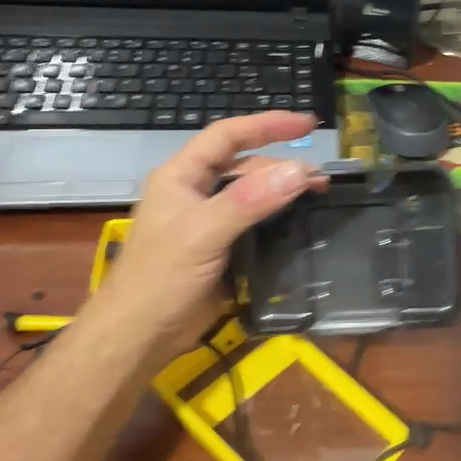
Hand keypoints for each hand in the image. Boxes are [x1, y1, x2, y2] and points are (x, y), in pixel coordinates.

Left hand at [91, 111, 320, 356]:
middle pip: (245, 165)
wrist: (139, 336)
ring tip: (318, 196)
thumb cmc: (160, 280)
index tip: (307, 124)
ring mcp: (208, 222)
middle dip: (283, 166)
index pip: (227, 136)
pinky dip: (279, 218)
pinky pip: (255, 224)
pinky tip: (300, 224)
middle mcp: (195, 193)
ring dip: (284, 191)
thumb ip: (249, 201)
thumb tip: (299, 171)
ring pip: (253, 195)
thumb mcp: (203, 234)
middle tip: (321, 180)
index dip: (266, 125)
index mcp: (181, 177)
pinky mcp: (221, 250)